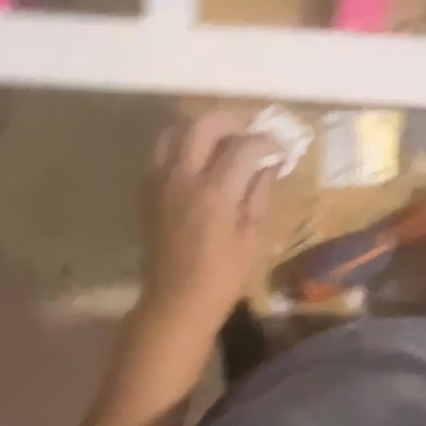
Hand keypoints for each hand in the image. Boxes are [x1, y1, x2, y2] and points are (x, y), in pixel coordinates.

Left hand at [138, 113, 279, 336]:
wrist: (175, 302)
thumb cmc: (222, 278)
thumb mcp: (252, 238)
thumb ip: (259, 193)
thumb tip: (269, 163)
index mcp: (214, 192)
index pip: (244, 146)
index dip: (267, 141)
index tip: (279, 149)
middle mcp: (183, 178)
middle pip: (203, 125)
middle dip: (231, 123)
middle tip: (249, 137)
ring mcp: (160, 182)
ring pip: (175, 132)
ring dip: (201, 131)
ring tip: (221, 146)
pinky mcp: (147, 192)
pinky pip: (162, 154)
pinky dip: (182, 150)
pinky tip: (198, 167)